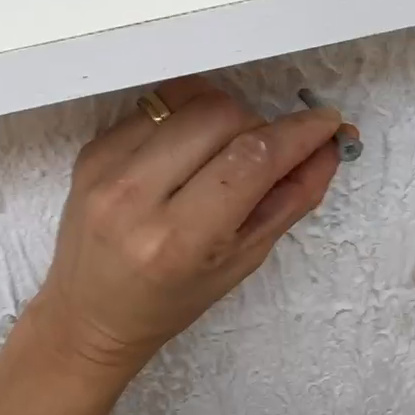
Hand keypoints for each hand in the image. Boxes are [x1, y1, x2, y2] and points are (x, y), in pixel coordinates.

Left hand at [0, 75, 345, 414]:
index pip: (251, 159)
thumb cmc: (169, 301)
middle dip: (256, 126)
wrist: (87, 314)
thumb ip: (289, 201)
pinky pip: (155, 108)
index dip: (298, 133)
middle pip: (220, 114)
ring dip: (221, 117)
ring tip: (219, 155)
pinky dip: (183, 121)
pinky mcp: (91, 149)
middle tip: (261, 157)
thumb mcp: (241, 263)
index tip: (326, 123)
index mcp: (176, 240)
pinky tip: (182, 155)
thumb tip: (327, 147)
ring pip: (188, 100)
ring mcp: (105, 168)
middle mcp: (134, 197)